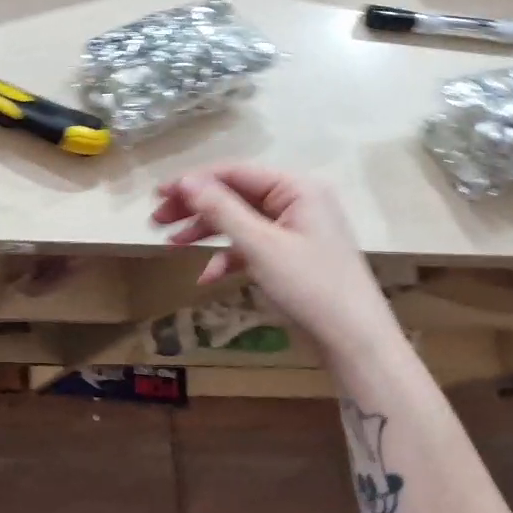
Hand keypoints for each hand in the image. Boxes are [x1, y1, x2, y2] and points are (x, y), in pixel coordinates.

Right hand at [152, 164, 396, 342]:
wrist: (355, 340)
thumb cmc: (309, 286)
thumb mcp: (259, 246)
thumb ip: (221, 209)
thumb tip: (185, 181)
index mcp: (297, 188)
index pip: (234, 172)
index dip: (193, 181)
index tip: (157, 194)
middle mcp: (298, 200)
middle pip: (235, 194)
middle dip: (196, 208)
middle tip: (158, 221)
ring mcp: (297, 227)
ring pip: (240, 220)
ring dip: (206, 231)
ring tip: (172, 245)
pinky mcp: (293, 253)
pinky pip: (252, 244)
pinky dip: (228, 256)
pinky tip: (207, 276)